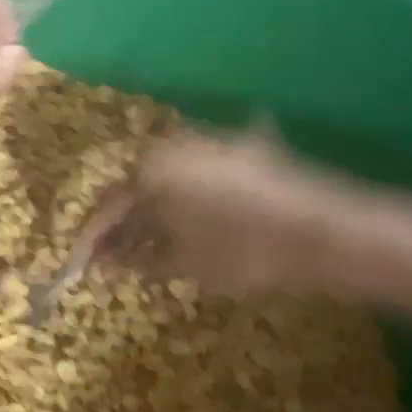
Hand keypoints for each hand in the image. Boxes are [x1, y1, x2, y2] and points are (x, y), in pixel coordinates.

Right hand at [78, 129, 337, 295]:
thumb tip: (106, 263)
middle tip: (116, 258)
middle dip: (126, 224)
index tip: (80, 266)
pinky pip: (203, 177)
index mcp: (150, 170)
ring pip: (171, 181)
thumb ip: (137, 260)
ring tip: (154, 246)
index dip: (92, 239)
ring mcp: (216, 145)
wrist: (331, 235)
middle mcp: (175, 147)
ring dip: (158, 212)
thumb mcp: (182, 263)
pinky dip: (191, 201)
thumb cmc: (243, 251)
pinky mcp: (249, 153)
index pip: (107, 206)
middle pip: (137, 189)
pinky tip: (193, 222)